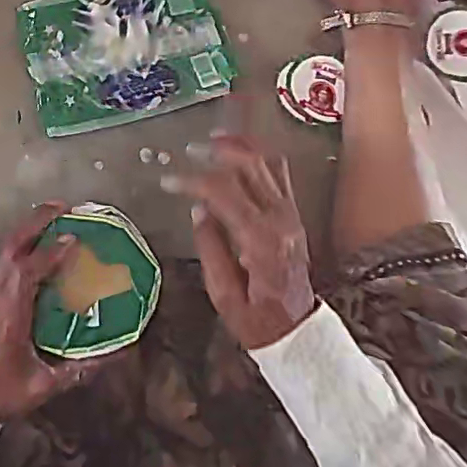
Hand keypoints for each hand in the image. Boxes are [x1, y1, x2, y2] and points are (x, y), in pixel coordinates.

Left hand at [0, 203, 111, 420]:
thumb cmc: (4, 393)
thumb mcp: (46, 384)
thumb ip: (82, 367)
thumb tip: (119, 352)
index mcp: (8, 314)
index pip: (27, 272)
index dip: (51, 253)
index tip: (74, 239)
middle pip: (13, 246)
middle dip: (38, 222)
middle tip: (65, 208)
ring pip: (8, 249)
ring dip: (32, 229)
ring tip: (57, 217)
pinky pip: (7, 259)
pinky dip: (26, 244)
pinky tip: (44, 245)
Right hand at [168, 134, 316, 349]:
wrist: (297, 328)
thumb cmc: (256, 319)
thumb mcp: (223, 294)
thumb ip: (210, 249)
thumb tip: (198, 210)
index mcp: (260, 240)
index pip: (224, 193)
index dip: (193, 181)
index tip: (169, 180)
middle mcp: (280, 219)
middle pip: (251, 166)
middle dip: (217, 151)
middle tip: (190, 148)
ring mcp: (291, 213)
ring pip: (269, 162)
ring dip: (241, 145)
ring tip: (215, 138)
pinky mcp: (294, 213)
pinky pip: (280, 172)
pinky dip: (259, 156)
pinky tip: (240, 152)